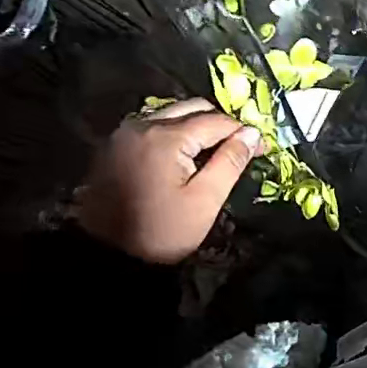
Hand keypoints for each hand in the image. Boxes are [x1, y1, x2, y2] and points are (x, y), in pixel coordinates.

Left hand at [77, 98, 262, 263]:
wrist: (104, 258)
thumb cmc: (161, 231)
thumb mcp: (205, 200)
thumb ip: (231, 161)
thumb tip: (252, 133)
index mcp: (166, 137)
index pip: (217, 121)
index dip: (244, 133)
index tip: (262, 149)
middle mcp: (142, 126)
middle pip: (194, 108)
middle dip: (221, 124)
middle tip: (239, 146)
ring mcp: (123, 135)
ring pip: (172, 113)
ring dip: (197, 125)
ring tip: (214, 150)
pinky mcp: (113, 147)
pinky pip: (153, 125)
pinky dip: (175, 132)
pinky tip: (185, 153)